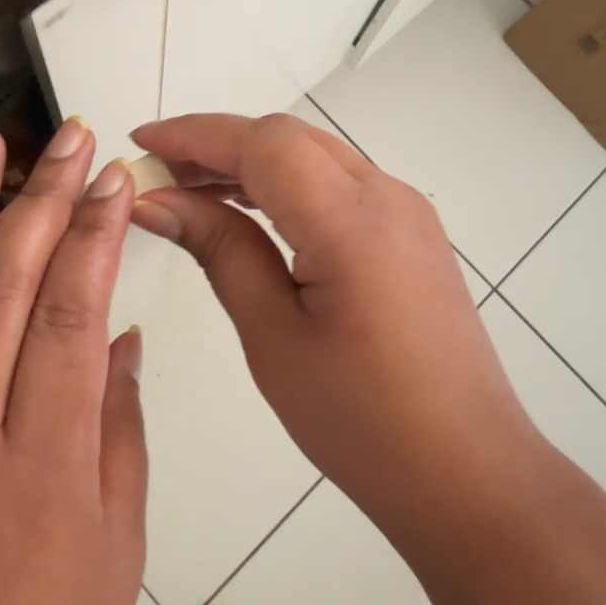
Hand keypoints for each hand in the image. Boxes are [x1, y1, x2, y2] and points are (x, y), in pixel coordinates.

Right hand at [128, 113, 545, 532]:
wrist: (464, 469)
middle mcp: (388, 197)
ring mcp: (409, 213)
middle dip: (219, 145)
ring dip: (254, 162)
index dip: (195, 135)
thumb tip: (159, 200)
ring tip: (193, 191)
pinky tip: (254, 213)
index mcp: (352, 222)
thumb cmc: (361, 421)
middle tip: (159, 175)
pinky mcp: (414, 234)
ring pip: (317, 155)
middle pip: (290, 139)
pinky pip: (342, 184)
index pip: (262, 143)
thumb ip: (221, 251)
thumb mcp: (274, 337)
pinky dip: (291, 184)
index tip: (140, 144)